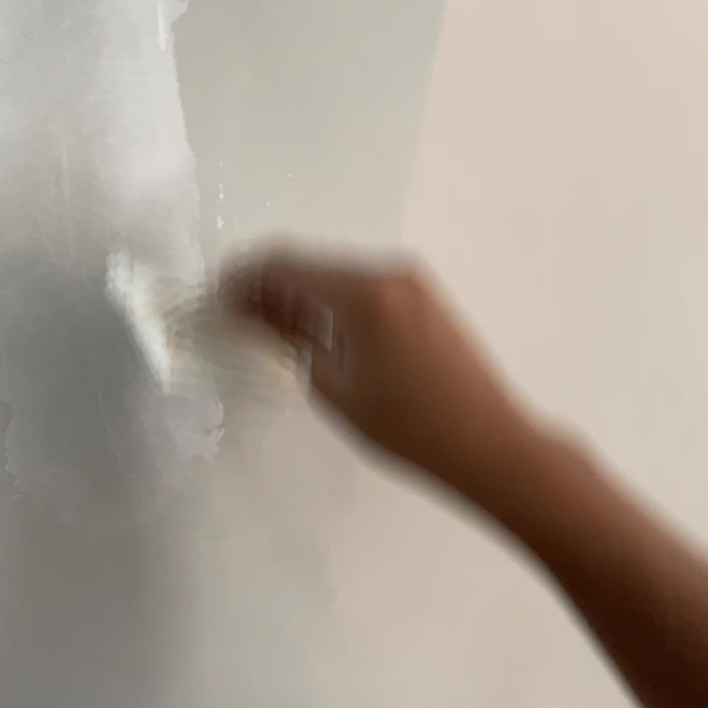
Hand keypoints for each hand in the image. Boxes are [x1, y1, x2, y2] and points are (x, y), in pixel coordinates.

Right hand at [223, 245, 547, 496]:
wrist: (492, 445)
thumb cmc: (405, 426)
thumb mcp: (331, 383)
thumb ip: (285, 334)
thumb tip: (245, 306)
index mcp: (363, 291)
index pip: (285, 263)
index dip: (243, 275)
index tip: (215, 297)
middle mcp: (387, 270)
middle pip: (308, 262)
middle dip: (266, 283)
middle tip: (236, 315)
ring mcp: (409, 279)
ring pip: (331, 271)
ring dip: (296, 290)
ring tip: (268, 326)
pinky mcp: (421, 294)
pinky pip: (358, 283)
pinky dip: (327, 298)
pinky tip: (312, 327)